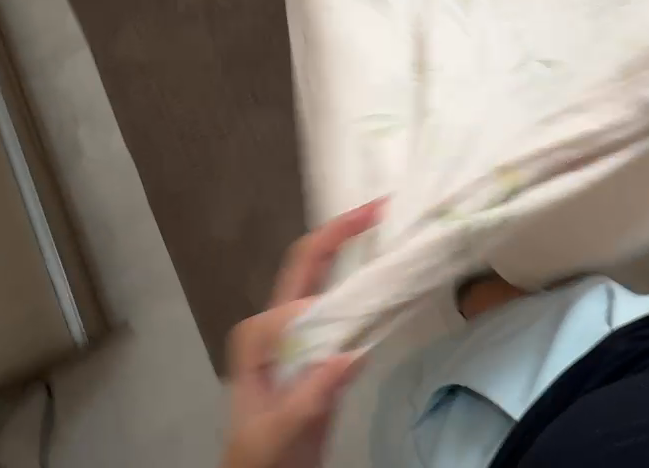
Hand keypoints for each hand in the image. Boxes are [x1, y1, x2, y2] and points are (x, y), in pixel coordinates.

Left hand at [220, 198, 384, 467]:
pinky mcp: (322, 338)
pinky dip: (366, 271)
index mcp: (260, 336)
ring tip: (388, 219)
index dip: (323, 302)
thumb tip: (349, 354)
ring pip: (324, 271)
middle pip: (307, 261)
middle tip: (382, 206)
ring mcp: (300, 326)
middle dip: (341, 228)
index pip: (293, 298)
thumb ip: (309, 397)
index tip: (356, 313)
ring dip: (353, 242)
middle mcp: (278, 320)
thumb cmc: (262, 455)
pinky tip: (389, 262)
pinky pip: (344, 295)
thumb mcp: (279, 432)